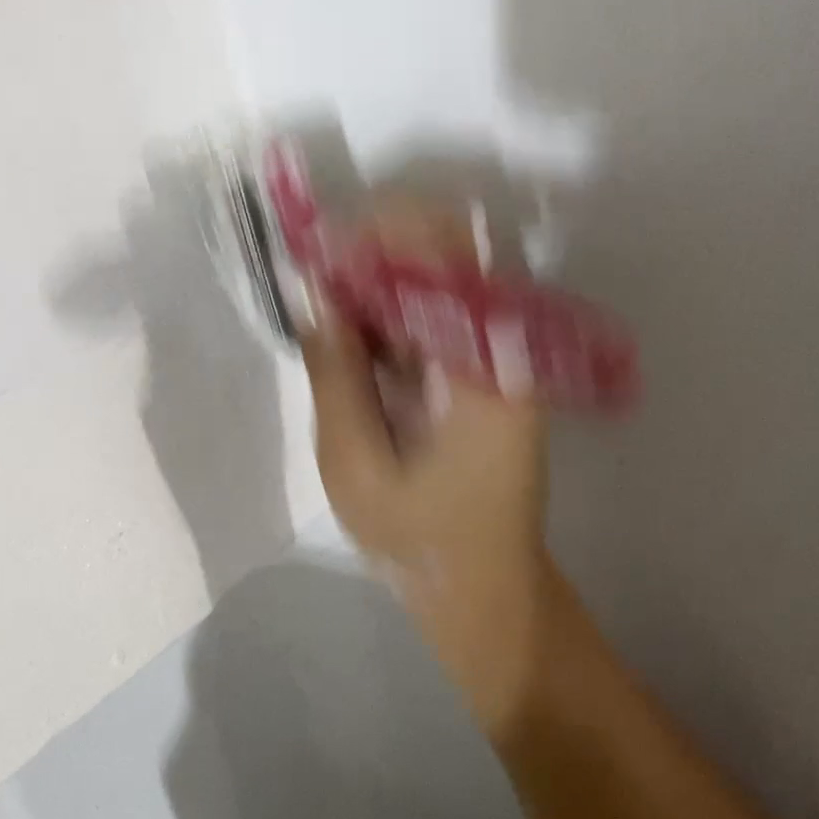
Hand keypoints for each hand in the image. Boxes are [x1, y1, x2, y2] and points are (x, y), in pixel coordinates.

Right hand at [300, 203, 584, 729]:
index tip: (318, 253)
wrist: (480, 584)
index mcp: (485, 367)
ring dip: (378, 281)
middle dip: (374, 251)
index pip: (447, 253)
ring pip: (440, 279)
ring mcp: (500, 357)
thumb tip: (317, 293)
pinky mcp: (485, 371)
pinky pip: (437, 316)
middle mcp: (505, 346)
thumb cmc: (417, 535)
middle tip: (312, 281)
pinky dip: (390, 314)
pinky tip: (350, 340)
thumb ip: (336, 374)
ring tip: (322, 310)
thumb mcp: (354, 464)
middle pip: (448, 252)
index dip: (380, 234)